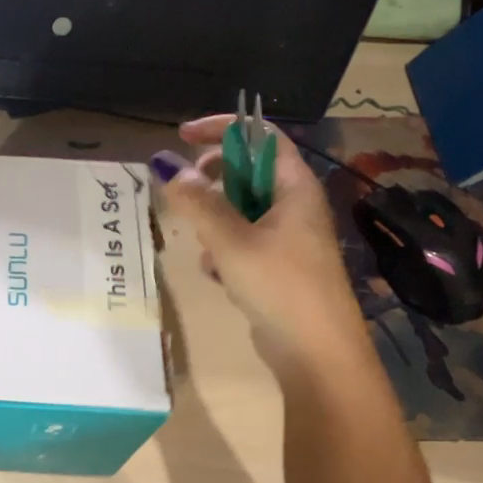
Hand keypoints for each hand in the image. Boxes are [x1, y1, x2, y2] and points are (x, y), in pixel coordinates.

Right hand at [151, 117, 369, 374]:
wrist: (317, 354)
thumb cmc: (279, 286)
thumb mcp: (230, 240)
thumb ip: (196, 201)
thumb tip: (165, 164)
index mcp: (295, 187)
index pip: (261, 136)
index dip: (222, 129)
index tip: (182, 137)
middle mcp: (295, 206)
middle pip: (248, 172)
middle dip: (212, 180)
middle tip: (185, 193)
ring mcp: (288, 238)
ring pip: (241, 210)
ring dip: (214, 220)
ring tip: (203, 244)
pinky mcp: (279, 268)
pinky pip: (243, 242)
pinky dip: (223, 249)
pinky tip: (215, 273)